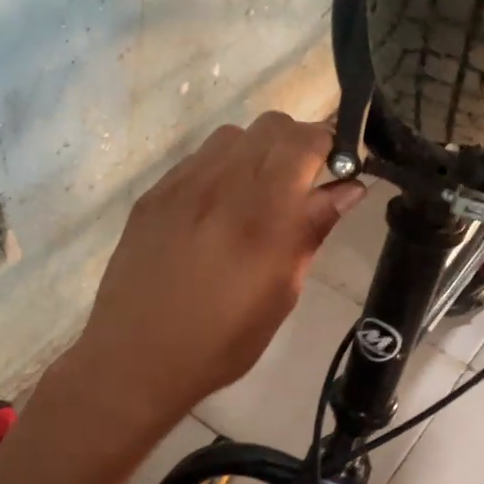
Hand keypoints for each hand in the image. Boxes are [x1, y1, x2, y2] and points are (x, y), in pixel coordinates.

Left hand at [68, 112, 364, 422]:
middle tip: (302, 184)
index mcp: (263, 217)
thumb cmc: (221, 342)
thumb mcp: (281, 294)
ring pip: (234, 135)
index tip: (338, 172)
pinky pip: (198, 158)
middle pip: (273, 125)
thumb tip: (348, 189)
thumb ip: (312, 231)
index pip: (306, 142)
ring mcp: (181, 186)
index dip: (331, 147)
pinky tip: (217, 208)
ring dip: (257, 152)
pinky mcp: (153, 194)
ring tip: (256, 195)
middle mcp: (222, 187)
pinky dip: (221, 168)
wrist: (135, 358)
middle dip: (298, 144)